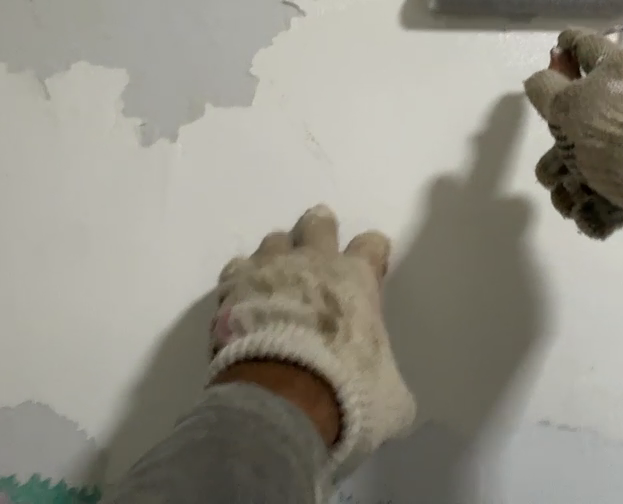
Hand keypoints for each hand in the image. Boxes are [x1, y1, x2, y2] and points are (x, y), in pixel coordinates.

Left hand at [211, 206, 415, 476]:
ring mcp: (270, 270)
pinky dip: (242, 280)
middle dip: (320, 228)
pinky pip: (237, 269)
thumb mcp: (389, 397)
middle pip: (318, 225)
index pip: (371, 246)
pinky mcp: (233, 286)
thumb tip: (383, 389)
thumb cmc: (346, 392)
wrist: (281, 398)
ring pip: (274, 241)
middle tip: (319, 236)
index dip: (373, 251)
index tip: (372, 261)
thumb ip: (386, 377)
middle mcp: (314, 263)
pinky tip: (242, 296)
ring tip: (276, 273)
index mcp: (357, 280)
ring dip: (278, 254)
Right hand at [524, 29, 622, 260]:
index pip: (583, 45)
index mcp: (617, 66)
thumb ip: (544, 86)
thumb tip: (545, 77)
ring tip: (566, 203)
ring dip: (572, 180)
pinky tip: (584, 216)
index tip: (550, 63)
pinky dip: (598, 201)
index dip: (562, 50)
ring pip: (596, 152)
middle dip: (558, 145)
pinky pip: (617, 180)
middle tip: (549, 168)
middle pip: (584, 111)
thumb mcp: (565, 101)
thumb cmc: (612, 128)